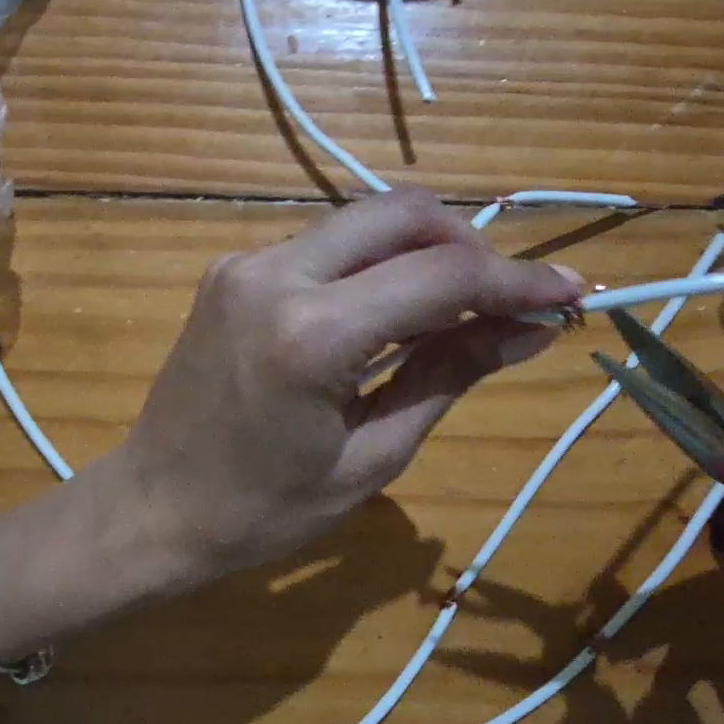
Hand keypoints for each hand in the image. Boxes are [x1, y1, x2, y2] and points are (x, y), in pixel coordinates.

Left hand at [114, 188, 580, 586]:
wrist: (153, 508)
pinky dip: (372, 266)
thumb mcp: (372, 457)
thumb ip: (449, 376)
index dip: (516, 280)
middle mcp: (275, 273)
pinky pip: (324, 247)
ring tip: (457, 314)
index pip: (441, 275)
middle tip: (507, 301)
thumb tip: (531, 329)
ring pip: (362, 223)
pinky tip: (388, 315)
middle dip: (470, 246)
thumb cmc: (264, 510)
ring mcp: (245, 263)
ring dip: (421, 253)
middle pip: (402, 214)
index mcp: (311, 333)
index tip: (570, 294)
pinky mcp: (231, 269)